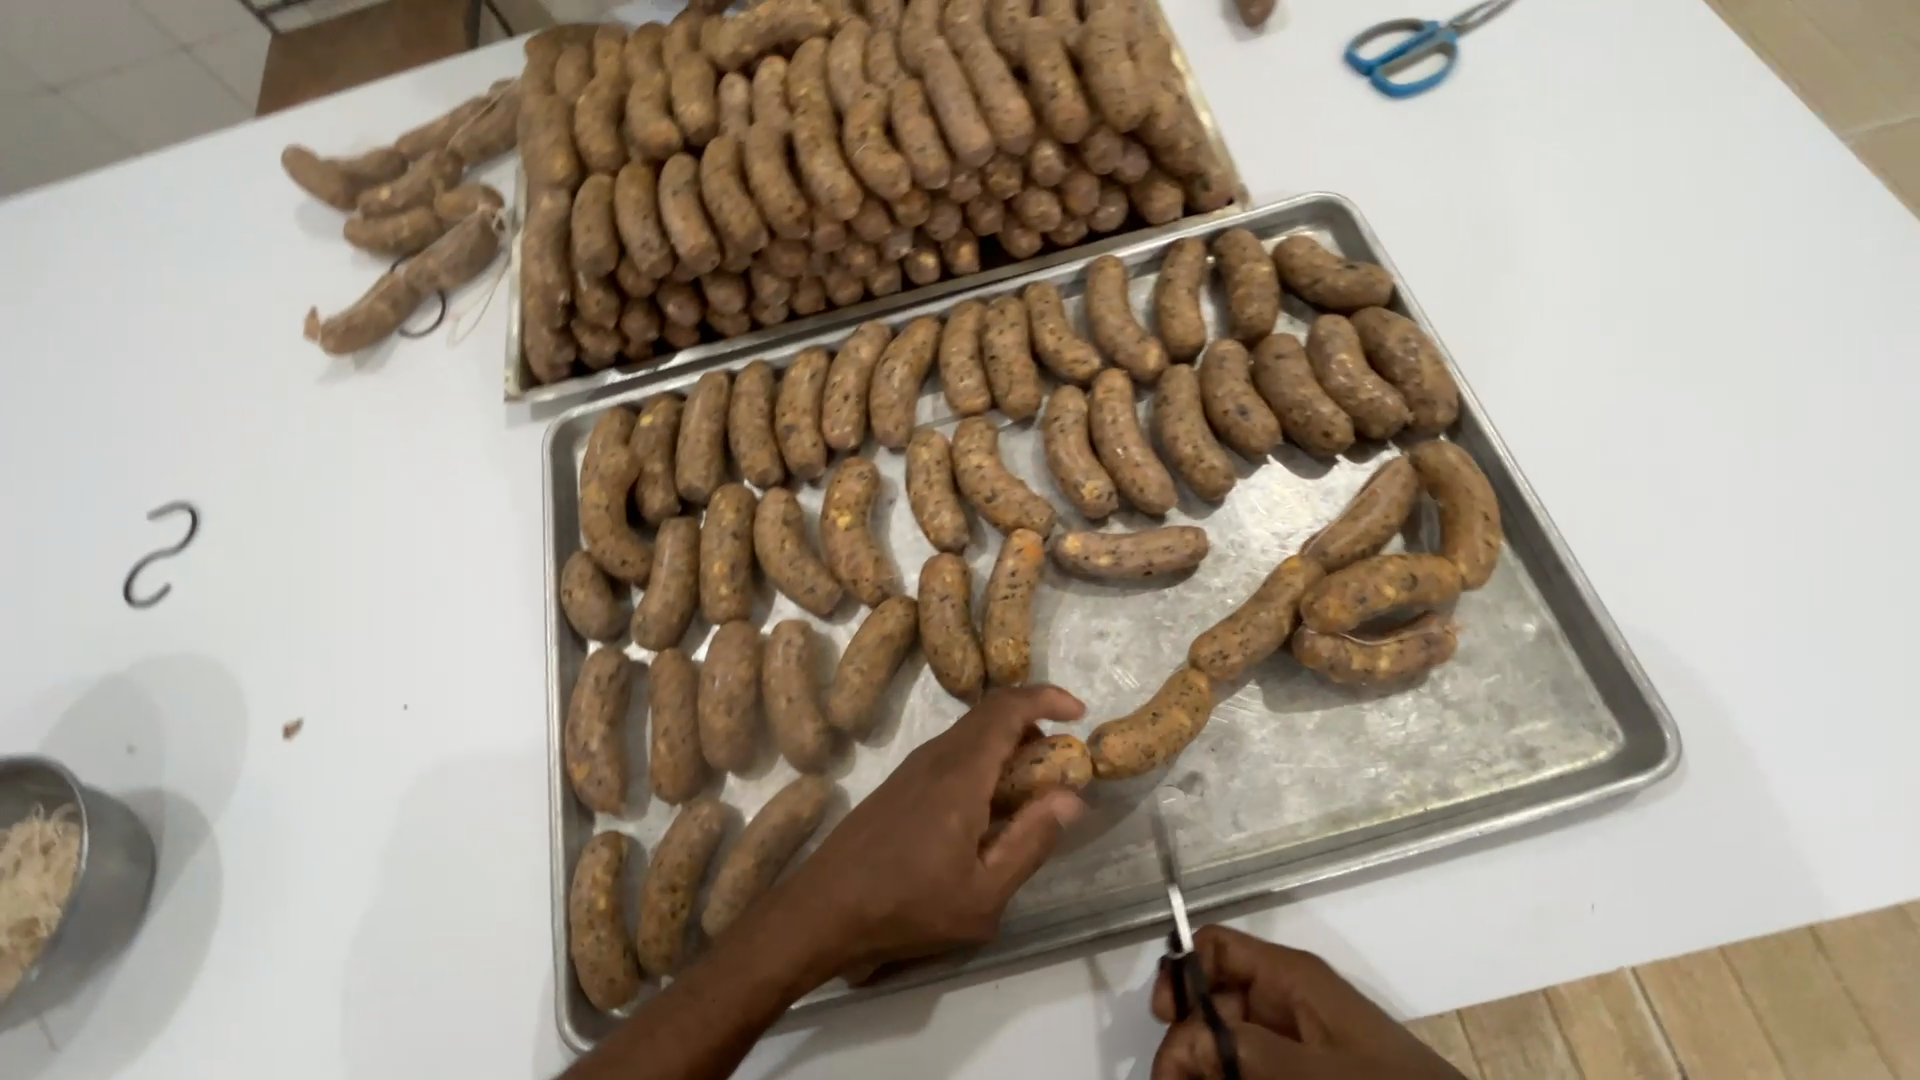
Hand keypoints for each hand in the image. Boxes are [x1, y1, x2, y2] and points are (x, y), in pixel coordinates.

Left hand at [781, 685, 1088, 971]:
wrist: (821, 909)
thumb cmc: (906, 907)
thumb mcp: (983, 896)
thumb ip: (1030, 843)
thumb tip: (1070, 798)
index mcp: (960, 775)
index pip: (1007, 710)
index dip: (1047, 699)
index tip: (1079, 713)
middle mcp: (936, 757)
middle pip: (991, 713)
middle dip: (1034, 723)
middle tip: (1063, 761)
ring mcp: (913, 767)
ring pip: (971, 733)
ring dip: (1008, 744)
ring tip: (1032, 788)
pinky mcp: (900, 783)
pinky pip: (953, 751)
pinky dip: (984, 759)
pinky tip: (990, 806)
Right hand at [1150, 926, 1467, 1079]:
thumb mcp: (1317, 1073)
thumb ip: (1244, 1052)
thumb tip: (1181, 1041)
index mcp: (1290, 978)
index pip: (1216, 947)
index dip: (1182, 973)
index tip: (1160, 1017)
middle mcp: (1284, 1002)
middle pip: (1210, 1004)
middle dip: (1185, 1041)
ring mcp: (1292, 1045)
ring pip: (1224, 1046)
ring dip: (1201, 1069)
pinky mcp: (1297, 1076)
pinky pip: (1246, 1073)